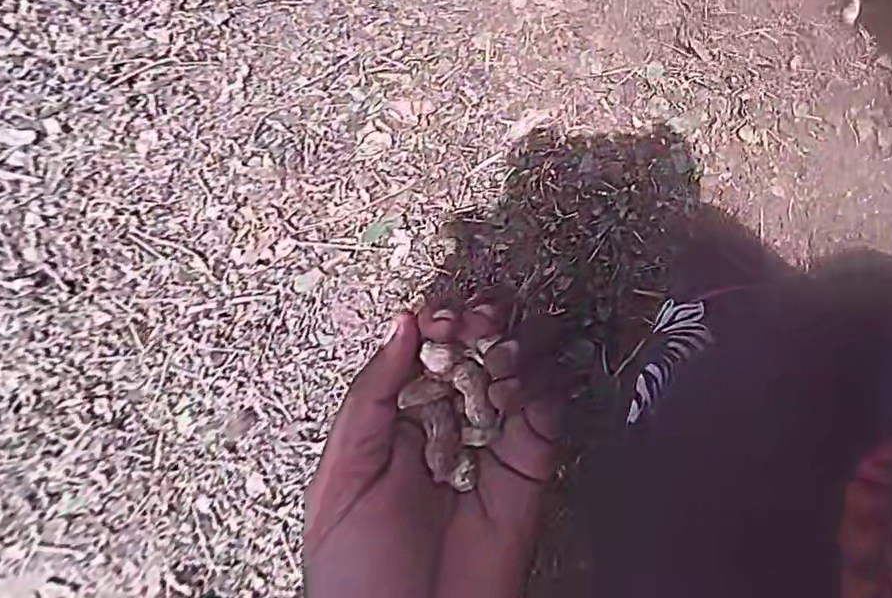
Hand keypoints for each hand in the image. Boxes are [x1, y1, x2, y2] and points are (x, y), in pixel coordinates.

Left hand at [303, 304, 563, 597]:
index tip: (447, 318)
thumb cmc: (360, 574)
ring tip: (500, 360)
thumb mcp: (342, 481)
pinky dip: (541, 383)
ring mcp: (500, 428)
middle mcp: (458, 411)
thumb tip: (402, 323)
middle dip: (489, 322)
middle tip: (483, 325)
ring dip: (519, 345)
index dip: (446, 321)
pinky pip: (549, 400)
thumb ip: (369, 397)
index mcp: (409, 410)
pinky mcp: (536, 450)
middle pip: (487, 342)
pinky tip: (516, 394)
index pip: (436, 345)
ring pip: (525, 359)